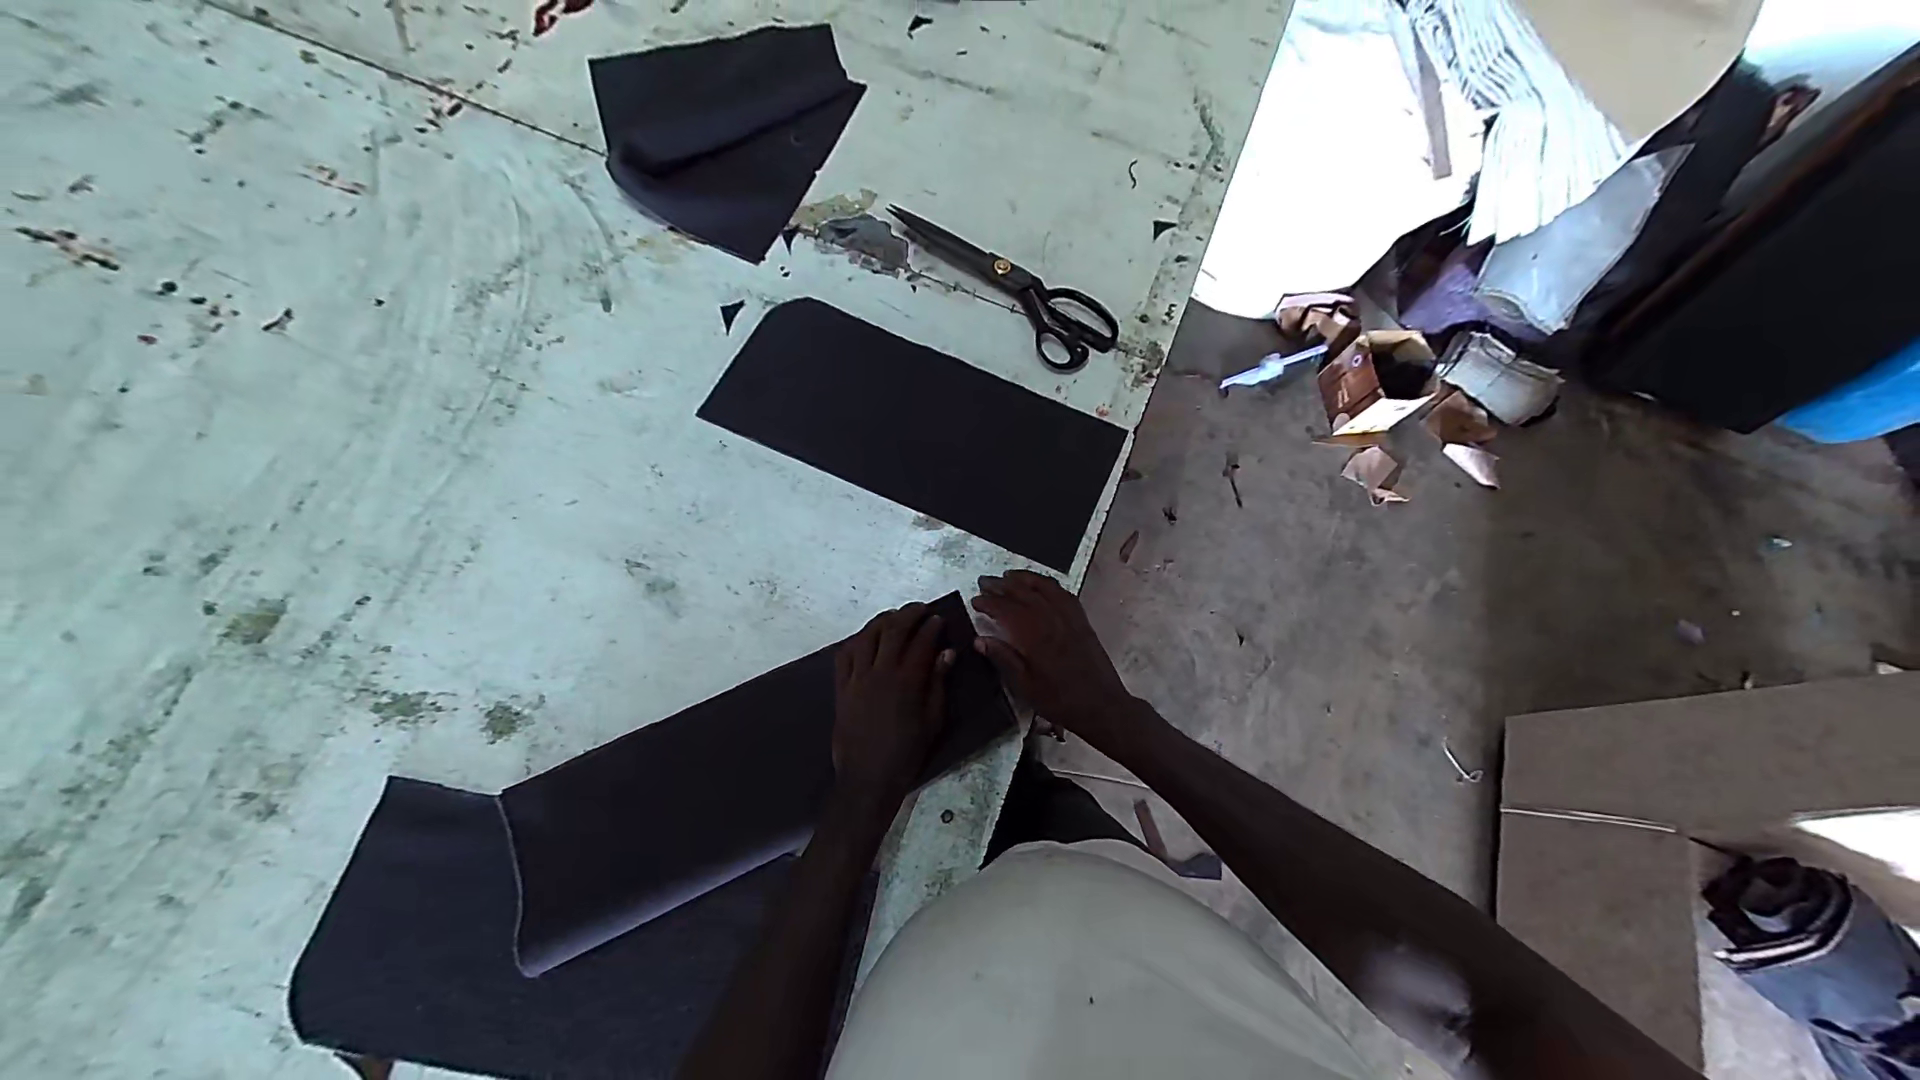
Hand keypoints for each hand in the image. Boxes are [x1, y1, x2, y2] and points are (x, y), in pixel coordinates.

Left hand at [832, 603, 955, 808]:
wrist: (868, 777)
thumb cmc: (907, 752)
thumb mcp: (933, 720)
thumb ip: (938, 683)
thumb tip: (946, 653)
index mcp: (907, 682)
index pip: (921, 642)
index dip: (931, 627)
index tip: (938, 619)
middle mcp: (880, 673)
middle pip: (893, 631)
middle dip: (908, 614)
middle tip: (920, 609)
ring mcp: (856, 679)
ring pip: (866, 637)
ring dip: (881, 621)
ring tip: (894, 617)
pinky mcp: (841, 688)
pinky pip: (844, 655)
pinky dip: (855, 641)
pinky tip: (864, 638)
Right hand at [970, 571, 1138, 748]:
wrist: (1101, 706)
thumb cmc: (1060, 700)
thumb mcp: (1025, 686)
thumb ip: (1003, 658)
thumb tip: (980, 640)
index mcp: (1034, 636)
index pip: (1006, 609)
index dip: (988, 602)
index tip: (975, 601)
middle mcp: (1052, 620)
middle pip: (1023, 592)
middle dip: (1001, 585)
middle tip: (984, 582)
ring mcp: (1069, 618)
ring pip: (1044, 587)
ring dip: (1023, 578)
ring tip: (1008, 576)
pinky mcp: (1081, 621)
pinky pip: (1063, 593)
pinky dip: (1048, 584)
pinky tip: (1041, 585)